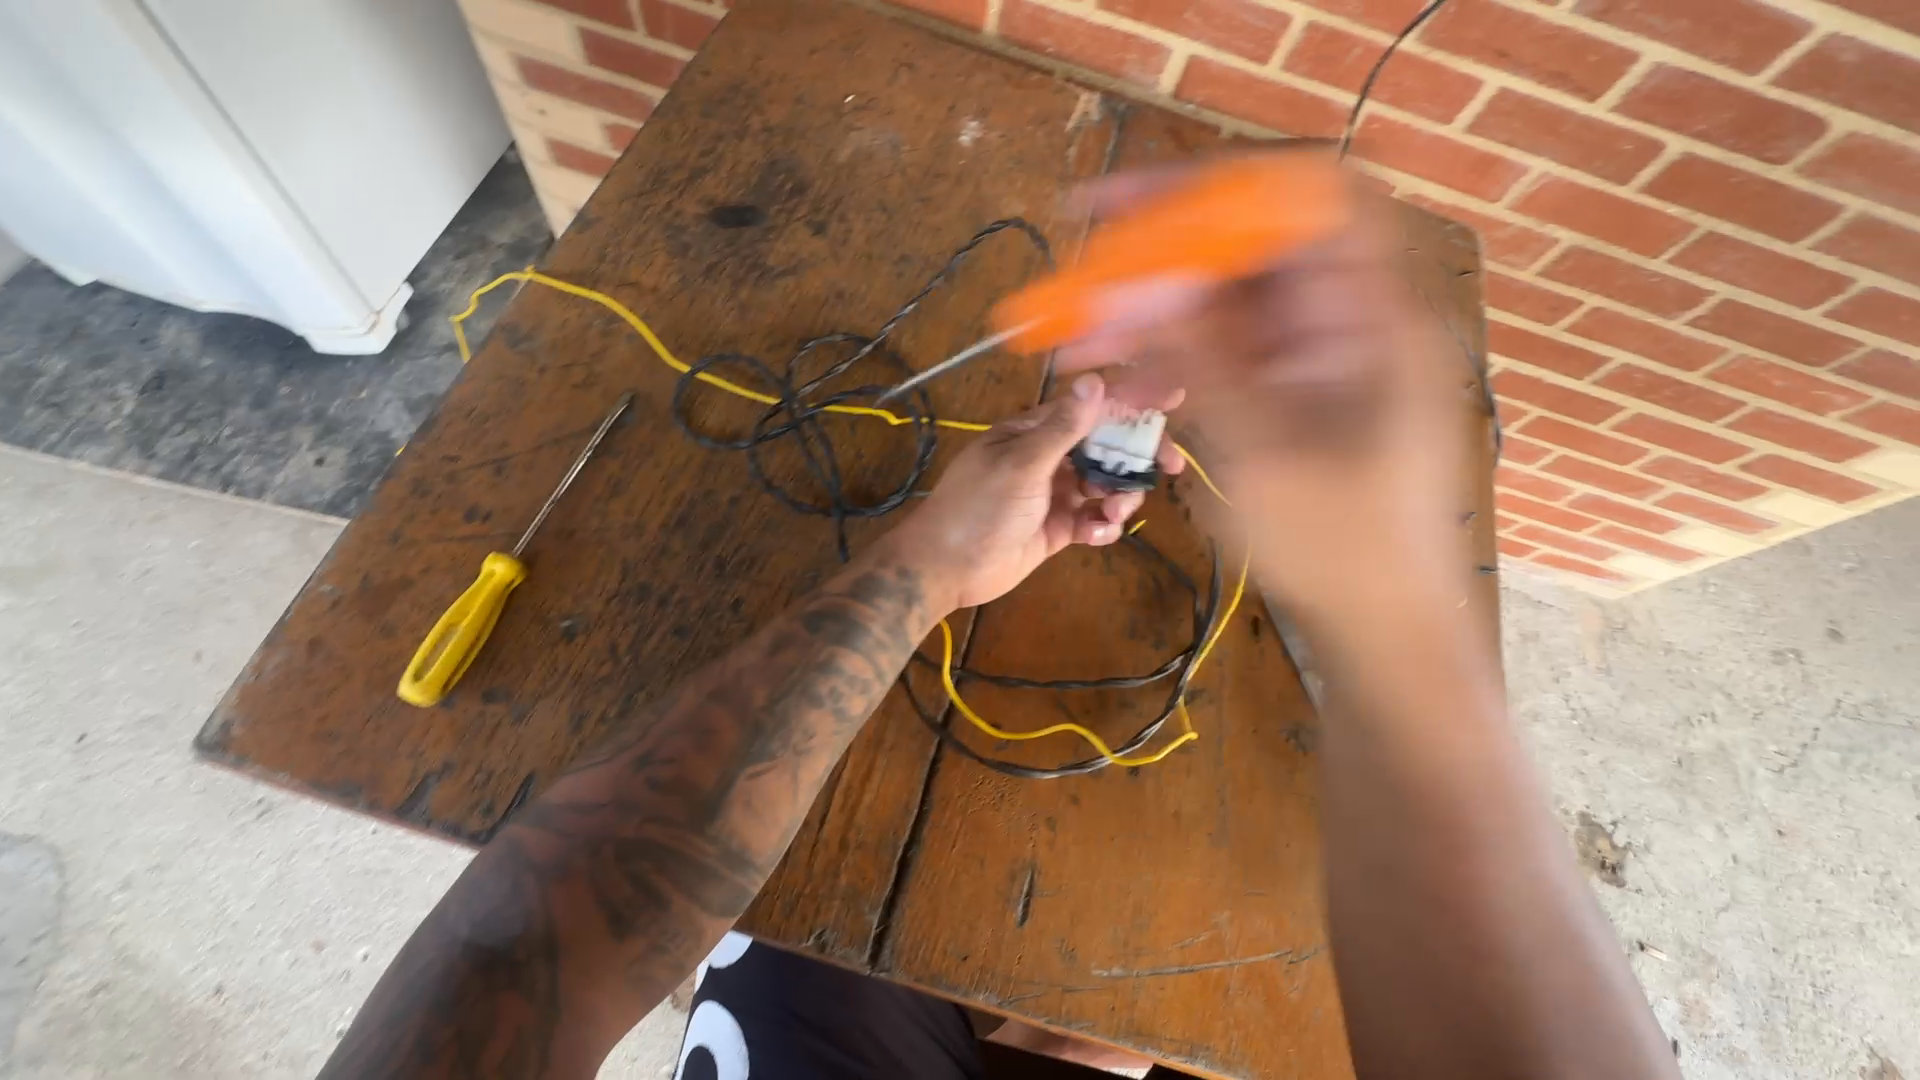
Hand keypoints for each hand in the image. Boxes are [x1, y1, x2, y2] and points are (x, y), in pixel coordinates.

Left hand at [884, 373, 1181, 612]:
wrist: (947, 568)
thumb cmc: (979, 509)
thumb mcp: (1021, 466)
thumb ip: (1062, 429)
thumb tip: (1095, 382)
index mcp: (1034, 431)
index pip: (1090, 407)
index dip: (1132, 401)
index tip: (1174, 398)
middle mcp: (1047, 457)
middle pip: (1105, 447)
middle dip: (1136, 456)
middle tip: (1170, 467)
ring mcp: (1053, 494)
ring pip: (1104, 485)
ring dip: (1119, 496)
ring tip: (1112, 514)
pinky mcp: (1057, 528)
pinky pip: (1092, 519)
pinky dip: (1101, 525)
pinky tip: (1094, 535)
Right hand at [1057, 160, 1469, 631]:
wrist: (1377, 618)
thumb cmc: (1336, 546)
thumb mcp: (1258, 449)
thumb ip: (1198, 356)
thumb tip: (1135, 280)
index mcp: (1369, 316)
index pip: (1302, 198)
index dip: (1213, 185)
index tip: (1127, 203)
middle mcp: (1347, 319)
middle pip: (1249, 251)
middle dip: (1158, 262)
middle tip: (1081, 282)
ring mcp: (1319, 355)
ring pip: (1227, 305)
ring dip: (1155, 318)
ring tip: (1084, 345)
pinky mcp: (1293, 388)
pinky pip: (1226, 352)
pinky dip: (1176, 361)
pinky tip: (1128, 386)